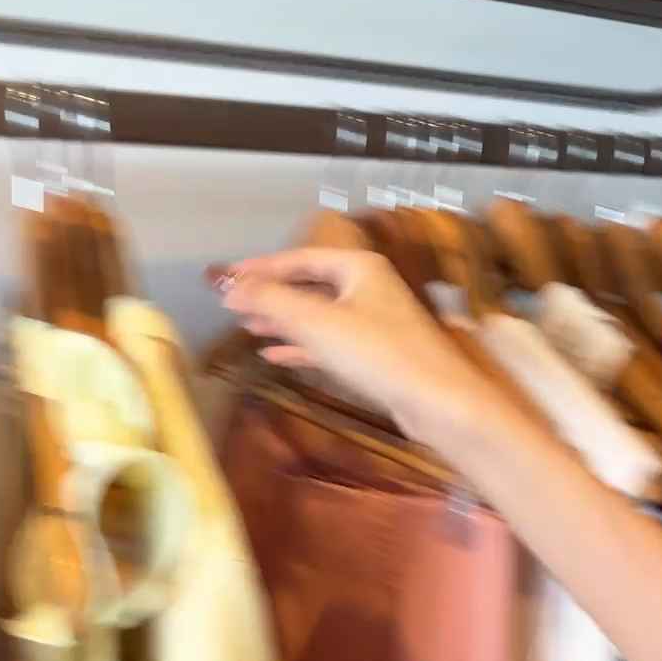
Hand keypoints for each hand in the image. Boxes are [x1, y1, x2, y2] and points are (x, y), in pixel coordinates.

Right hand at [219, 248, 502, 440]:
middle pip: (307, 285)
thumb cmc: (378, 353)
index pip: (298, 259)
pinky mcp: (375, 354)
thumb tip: (228, 287)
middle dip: (269, 295)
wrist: (436, 400)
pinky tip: (275, 354)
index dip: (258, 268)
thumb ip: (270, 300)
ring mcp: (373, 321)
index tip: (225, 277)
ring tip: (248, 327)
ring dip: (282, 321)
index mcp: (357, 267)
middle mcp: (367, 287)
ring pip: (317, 315)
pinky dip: (301, 346)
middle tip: (232, 304)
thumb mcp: (316, 322)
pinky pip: (328, 342)